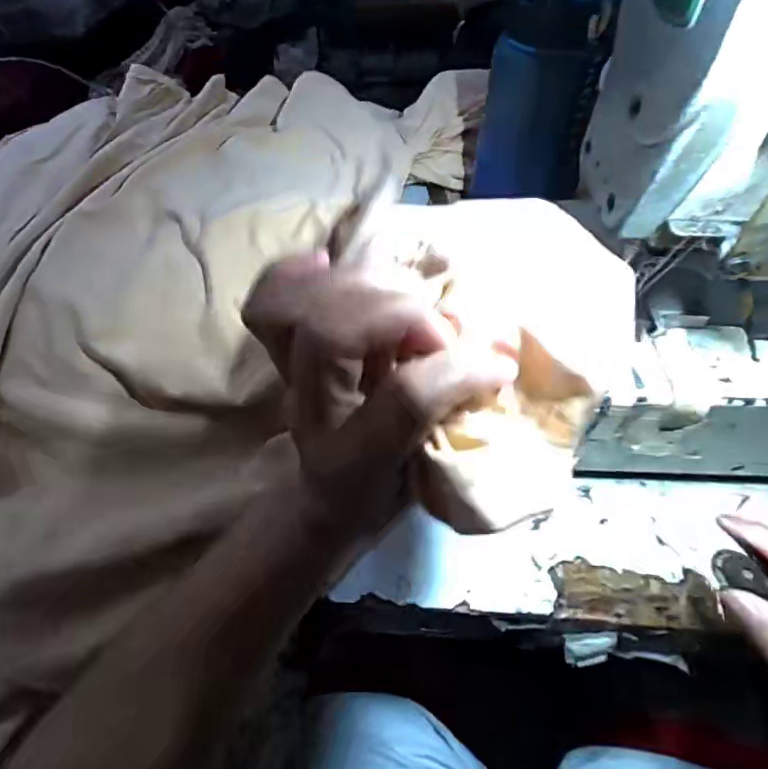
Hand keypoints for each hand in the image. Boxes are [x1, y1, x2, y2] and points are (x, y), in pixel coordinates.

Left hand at [243, 250, 515, 539]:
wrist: (325, 503)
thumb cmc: (385, 490)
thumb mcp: (430, 476)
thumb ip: (456, 415)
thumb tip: (497, 360)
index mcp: (355, 457)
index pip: (402, 400)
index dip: (456, 370)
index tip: (498, 366)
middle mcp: (312, 414)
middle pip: (331, 336)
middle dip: (399, 312)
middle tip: (437, 328)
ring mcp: (289, 380)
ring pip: (299, 311)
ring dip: (363, 284)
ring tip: (404, 293)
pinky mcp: (281, 355)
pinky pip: (269, 304)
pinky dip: (298, 274)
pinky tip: (328, 265)